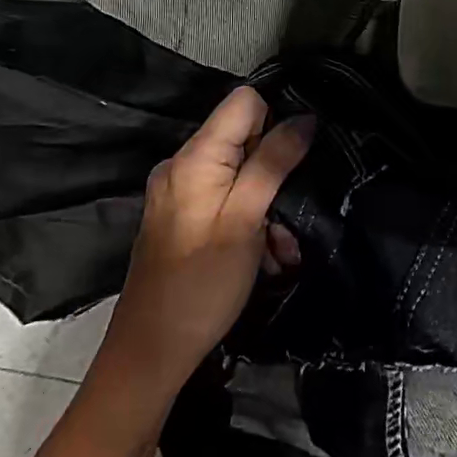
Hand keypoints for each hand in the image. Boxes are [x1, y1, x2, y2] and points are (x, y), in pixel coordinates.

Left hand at [97, 86, 313, 393]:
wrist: (151, 353)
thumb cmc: (202, 284)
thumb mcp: (246, 219)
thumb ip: (274, 162)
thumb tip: (305, 117)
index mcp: (194, 158)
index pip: (245, 102)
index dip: (278, 118)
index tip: (300, 154)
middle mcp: (181, 165)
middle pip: (246, 137)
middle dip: (278, 170)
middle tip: (292, 212)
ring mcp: (180, 192)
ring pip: (243, 173)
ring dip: (270, 203)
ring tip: (280, 246)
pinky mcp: (183, 216)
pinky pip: (228, 198)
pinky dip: (251, 218)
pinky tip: (264, 254)